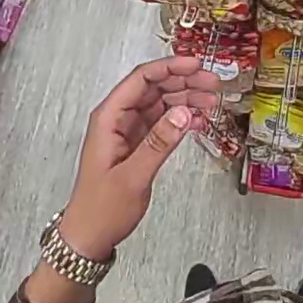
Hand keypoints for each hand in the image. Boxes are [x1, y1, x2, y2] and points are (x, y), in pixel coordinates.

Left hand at [60, 57, 220, 260]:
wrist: (90, 236)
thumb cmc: (102, 209)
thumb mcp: (133, 176)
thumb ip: (159, 143)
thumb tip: (183, 113)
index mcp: (108, 119)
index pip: (141, 79)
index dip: (170, 68)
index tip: (196, 66)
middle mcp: (118, 120)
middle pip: (154, 87)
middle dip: (184, 81)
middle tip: (213, 84)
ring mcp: (129, 131)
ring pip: (161, 103)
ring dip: (186, 99)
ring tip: (212, 101)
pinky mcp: (139, 144)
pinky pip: (163, 122)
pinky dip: (182, 118)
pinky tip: (199, 121)